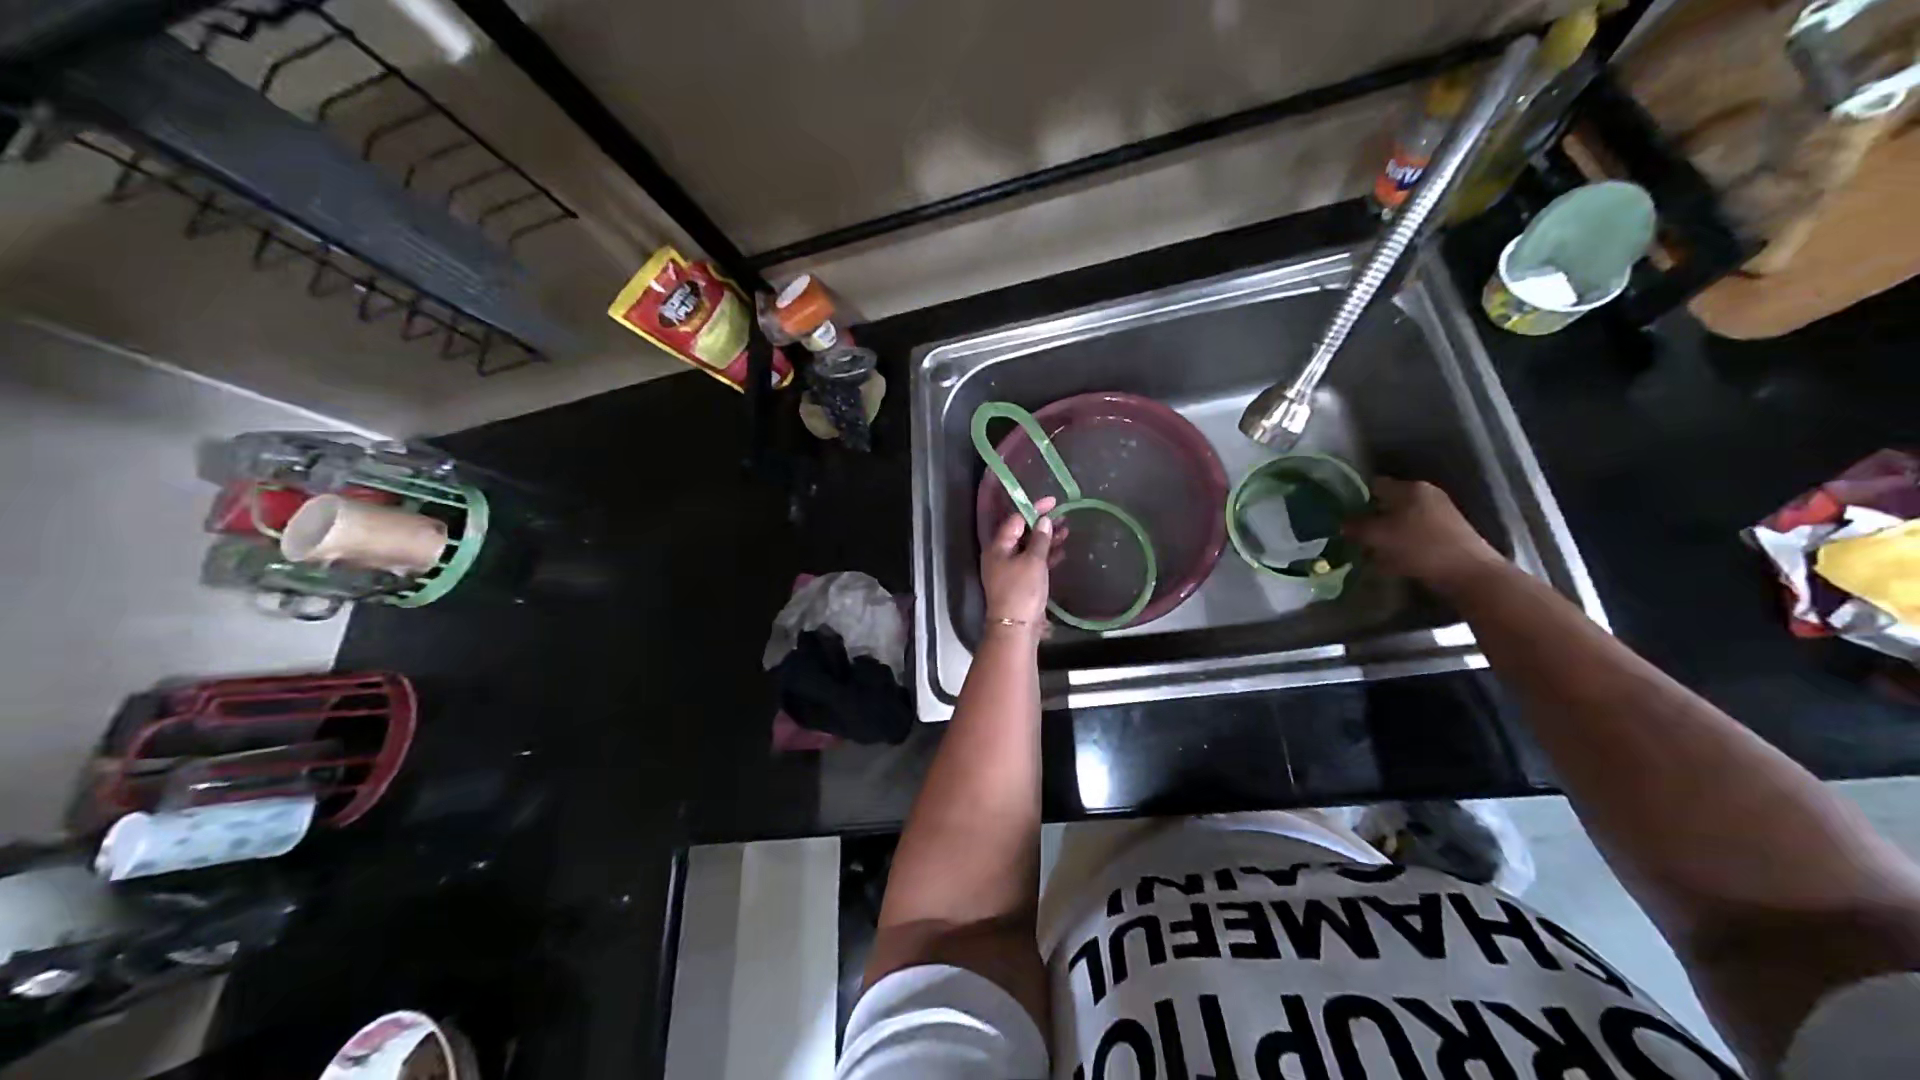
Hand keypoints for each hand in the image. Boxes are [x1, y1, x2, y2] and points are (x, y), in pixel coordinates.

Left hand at [982, 496, 1067, 628]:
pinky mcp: (1019, 582)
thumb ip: (1039, 539)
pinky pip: (1033, 562)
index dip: (1034, 508)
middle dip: (1042, 524)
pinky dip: (1046, 555)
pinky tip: (1061, 551)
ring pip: (1029, 548)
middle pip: (1021, 533)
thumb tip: (1044, 521)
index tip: (1053, 502)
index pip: (1015, 519)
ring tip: (1067, 531)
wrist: (1016, 627)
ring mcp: (1009, 569)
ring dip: (1046, 539)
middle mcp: (1000, 555)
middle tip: (1063, 516)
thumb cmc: (1022, 591)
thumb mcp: (1033, 562)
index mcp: (997, 546)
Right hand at [1344, 476, 1508, 593]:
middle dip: (1369, 520)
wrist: (1468, 573)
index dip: (1354, 498)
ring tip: (1370, 553)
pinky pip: (1413, 533)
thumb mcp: (1377, 536)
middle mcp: (1426, 494)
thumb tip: (1343, 524)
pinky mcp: (1447, 532)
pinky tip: (1392, 561)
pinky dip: (1400, 544)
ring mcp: (1439, 513)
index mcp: (1409, 488)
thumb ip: (1355, 527)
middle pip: (1386, 504)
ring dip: (1383, 535)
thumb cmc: (1419, 547)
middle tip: (1353, 538)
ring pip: (1399, 521)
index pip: (1373, 485)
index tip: (1342, 516)